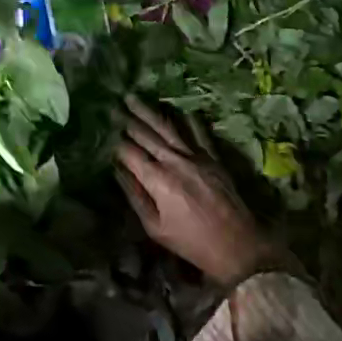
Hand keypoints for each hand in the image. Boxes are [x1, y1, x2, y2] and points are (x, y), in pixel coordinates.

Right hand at [115, 95, 283, 285]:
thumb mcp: (155, 227)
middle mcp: (175, 160)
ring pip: (169, 127)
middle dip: (129, 120)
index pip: (131, 154)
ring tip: (135, 98)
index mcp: (158, 180)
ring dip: (150, 112)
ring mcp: (197, 155)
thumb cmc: (191, 242)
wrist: (236, 242)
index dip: (116, 143)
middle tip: (114, 105)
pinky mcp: (214, 157)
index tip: (104, 131)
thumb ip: (136, 197)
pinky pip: (199, 132)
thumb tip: (117, 172)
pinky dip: (189, 120)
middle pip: (148, 134)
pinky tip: (180, 109)